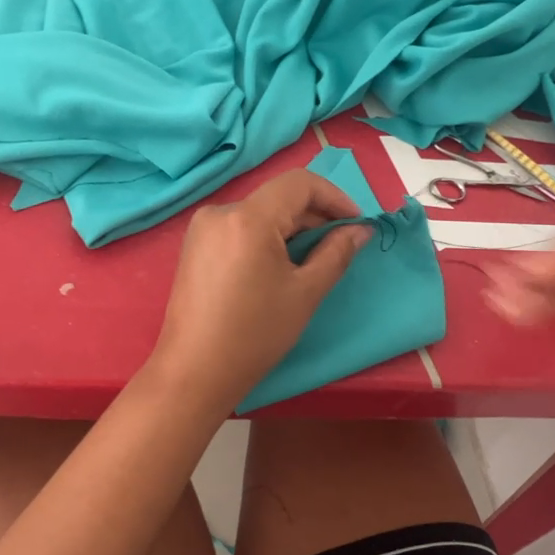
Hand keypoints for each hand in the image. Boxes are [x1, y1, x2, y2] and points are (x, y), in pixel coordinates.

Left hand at [148, 170, 371, 410]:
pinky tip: (278, 267)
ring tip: (312, 260)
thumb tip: (360, 229)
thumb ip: (336, 252)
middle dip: (314, 215)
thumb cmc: (255, 334)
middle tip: (341, 245)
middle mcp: (220, 212)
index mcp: (248, 218)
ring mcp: (202, 228)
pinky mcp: (194, 246)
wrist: (195, 371)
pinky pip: (239, 228)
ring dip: (290, 227)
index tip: (357, 223)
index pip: (299, 183)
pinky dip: (265, 237)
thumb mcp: (305, 293)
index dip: (334, 197)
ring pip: (259, 212)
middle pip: (278, 197)